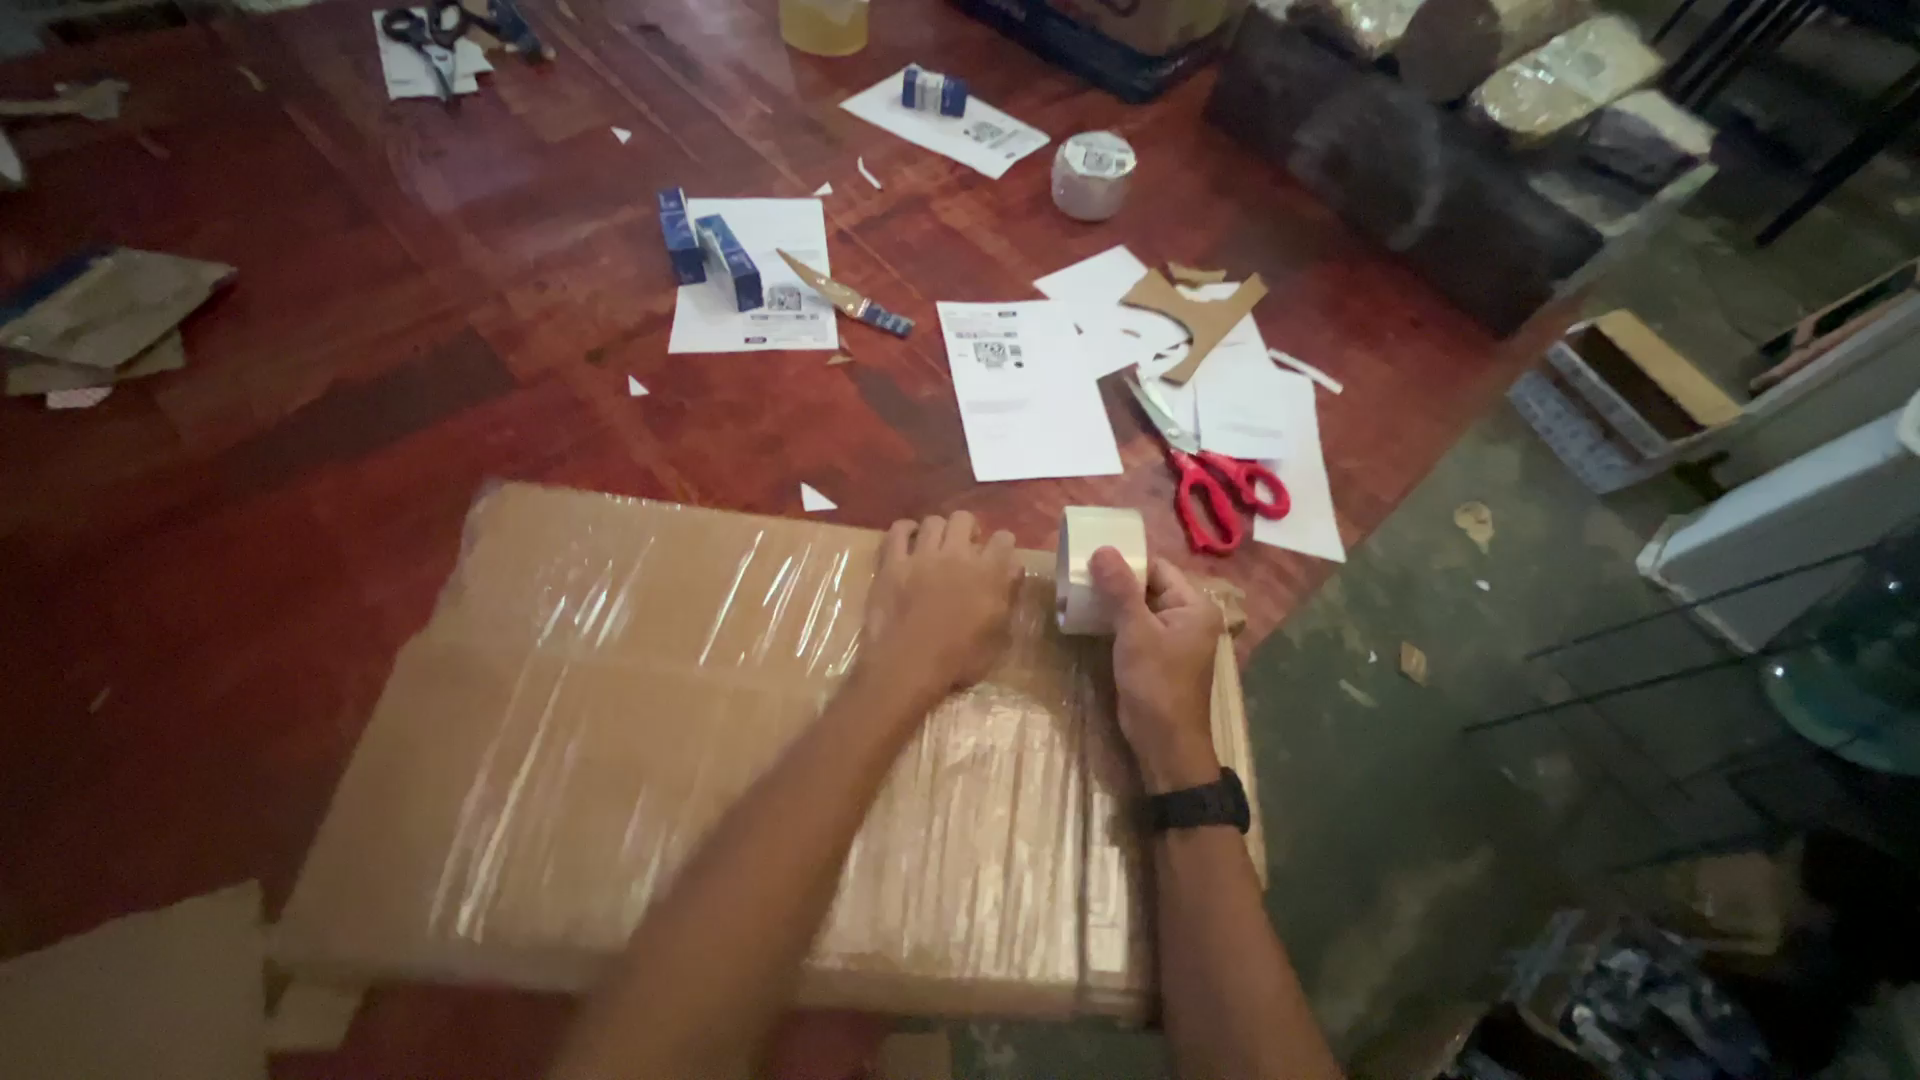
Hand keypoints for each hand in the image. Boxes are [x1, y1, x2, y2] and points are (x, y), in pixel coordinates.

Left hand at [862, 512, 1019, 698]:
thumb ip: (1008, 597)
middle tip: (965, 548)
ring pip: (932, 521)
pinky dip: (905, 531)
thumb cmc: (958, 660)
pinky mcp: (892, 564)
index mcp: (988, 573)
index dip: (1003, 544)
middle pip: (964, 519)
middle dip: (968, 529)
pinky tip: (908, 539)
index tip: (999, 556)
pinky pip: (897, 531)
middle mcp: (956, 555)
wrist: (907, 667)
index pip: (1004, 539)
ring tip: (936, 546)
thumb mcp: (998, 637)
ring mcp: (921, 556)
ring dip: (938, 531)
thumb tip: (1013, 569)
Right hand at [1089, 548, 1223, 792]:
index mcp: (1194, 606)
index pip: (1158, 568)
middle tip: (1078, 571)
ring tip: (1079, 590)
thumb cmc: (1156, 684)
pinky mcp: (1157, 656)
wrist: (1165, 743)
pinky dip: (1115, 620)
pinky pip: (1136, 627)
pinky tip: (1089, 617)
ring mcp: (1174, 638)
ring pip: (1139, 607)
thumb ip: (1120, 590)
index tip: (1091, 555)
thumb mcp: (1136, 633)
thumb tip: (1102, 549)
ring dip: (1112, 600)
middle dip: (1116, 579)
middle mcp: (1188, 617)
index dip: (1127, 560)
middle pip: (1149, 585)